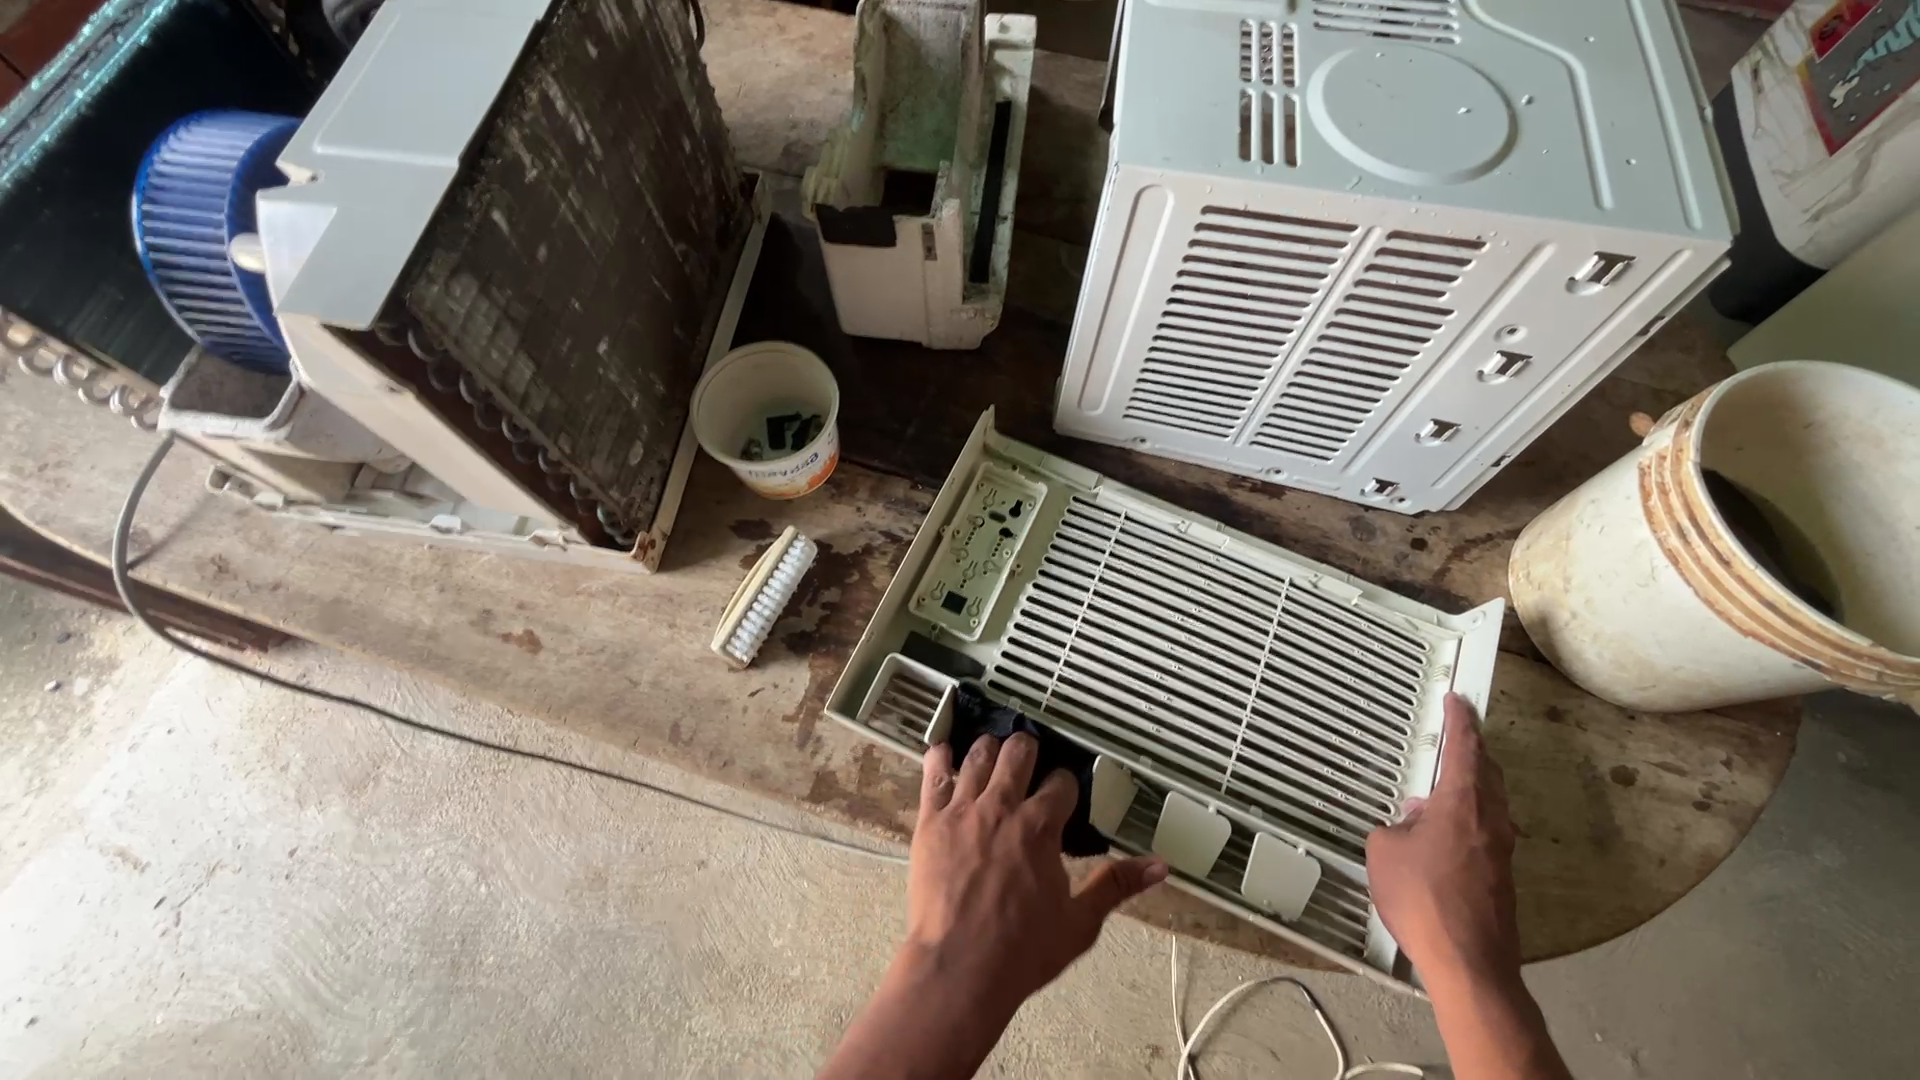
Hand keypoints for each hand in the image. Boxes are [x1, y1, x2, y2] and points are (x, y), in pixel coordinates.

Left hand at [905, 733, 1168, 1000]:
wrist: (959, 968)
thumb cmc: (1021, 950)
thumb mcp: (1080, 922)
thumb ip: (1117, 886)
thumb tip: (1159, 866)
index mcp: (1040, 827)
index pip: (1061, 782)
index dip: (1065, 784)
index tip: (1062, 794)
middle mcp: (1003, 807)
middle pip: (1019, 752)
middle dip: (1028, 751)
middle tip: (1029, 762)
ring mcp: (963, 810)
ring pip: (978, 754)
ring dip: (989, 749)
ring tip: (993, 754)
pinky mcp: (930, 821)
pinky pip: (933, 773)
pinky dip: (939, 757)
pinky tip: (944, 751)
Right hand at [1367, 693, 1520, 987]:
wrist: (1468, 960)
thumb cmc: (1421, 897)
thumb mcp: (1384, 850)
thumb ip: (1395, 826)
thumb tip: (1410, 824)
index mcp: (1462, 804)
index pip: (1465, 749)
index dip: (1461, 720)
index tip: (1458, 700)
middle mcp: (1490, 820)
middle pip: (1487, 772)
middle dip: (1471, 750)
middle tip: (1454, 734)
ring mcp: (1500, 849)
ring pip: (1489, 802)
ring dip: (1467, 786)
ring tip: (1436, 788)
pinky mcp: (1500, 875)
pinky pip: (1484, 828)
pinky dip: (1466, 816)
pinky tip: (1440, 832)